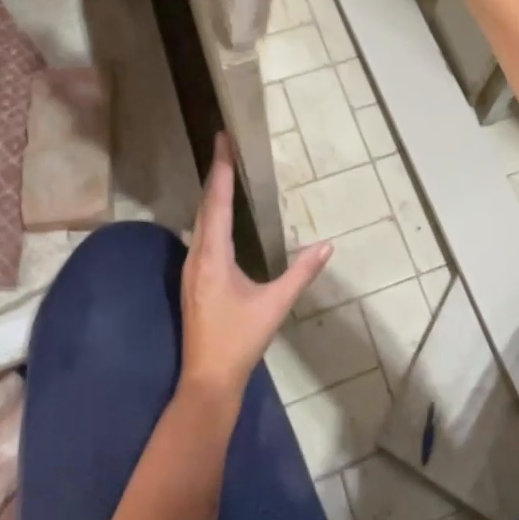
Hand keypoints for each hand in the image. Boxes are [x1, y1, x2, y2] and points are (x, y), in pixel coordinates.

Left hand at [180, 133, 332, 396]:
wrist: (208, 380)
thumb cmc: (240, 340)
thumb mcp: (275, 305)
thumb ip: (301, 273)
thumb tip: (327, 245)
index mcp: (213, 257)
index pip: (218, 202)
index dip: (222, 170)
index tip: (222, 140)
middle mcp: (196, 256)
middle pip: (205, 205)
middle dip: (216, 174)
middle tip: (224, 145)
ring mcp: (191, 268)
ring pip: (199, 220)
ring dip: (211, 193)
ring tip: (223, 170)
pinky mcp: (192, 278)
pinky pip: (199, 233)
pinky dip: (209, 213)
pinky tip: (217, 214)